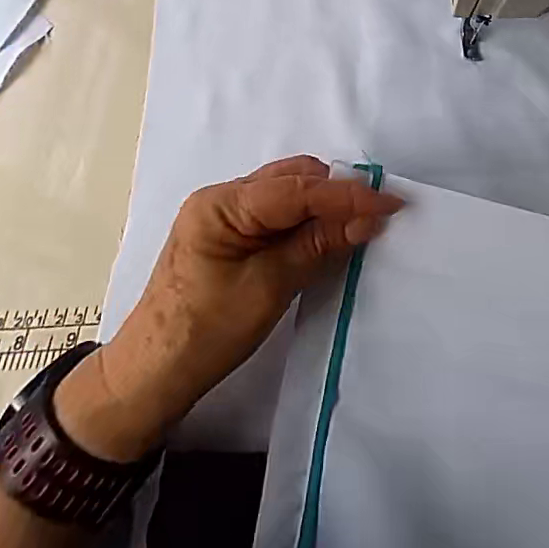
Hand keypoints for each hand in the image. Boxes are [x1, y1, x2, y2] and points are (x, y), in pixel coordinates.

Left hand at [56, 156, 401, 461]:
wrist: (156, 368)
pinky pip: (273, 212)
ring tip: (358, 224)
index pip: (294, 189)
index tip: (392, 203)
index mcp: (221, 204)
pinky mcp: (227, 233)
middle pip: (288, 179)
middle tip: (378, 216)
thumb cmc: (206, 331)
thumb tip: (366, 220)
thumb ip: (315, 246)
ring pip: (282, 192)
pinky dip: (302, 219)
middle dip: (334, 192)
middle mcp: (219, 198)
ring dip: (320, 204)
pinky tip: (324, 234)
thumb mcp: (268, 288)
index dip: (346, 195)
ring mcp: (221, 214)